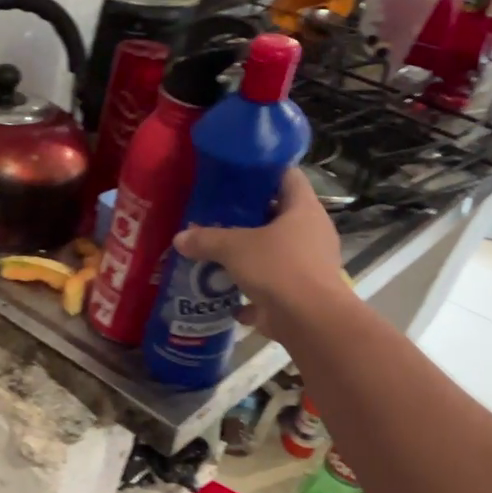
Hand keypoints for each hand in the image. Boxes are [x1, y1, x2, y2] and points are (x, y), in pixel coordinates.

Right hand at [173, 167, 347, 340]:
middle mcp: (311, 232)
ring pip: (275, 251)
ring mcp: (309, 263)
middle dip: (248, 217)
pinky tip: (227, 296)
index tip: (234, 176)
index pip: (287, 176)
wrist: (309, 320)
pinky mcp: (300, 292)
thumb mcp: (235, 248)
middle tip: (216, 215)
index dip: (262, 172)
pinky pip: (271, 285)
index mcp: (304, 209)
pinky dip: (251, 290)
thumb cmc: (278, 268)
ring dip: (248, 254)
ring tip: (217, 253)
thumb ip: (207, 240)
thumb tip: (179, 238)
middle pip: (279, 215)